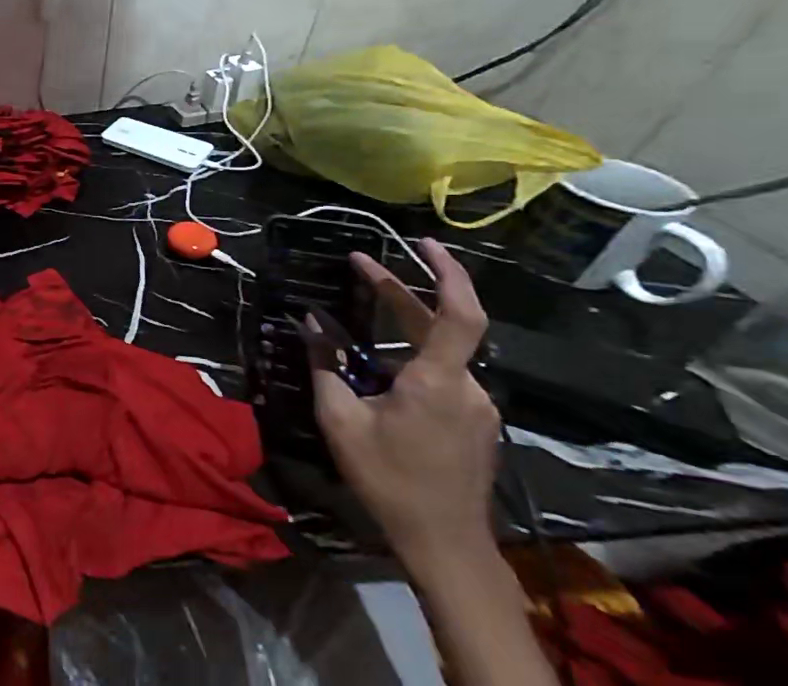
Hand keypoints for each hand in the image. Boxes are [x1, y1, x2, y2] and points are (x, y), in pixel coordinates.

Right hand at [308, 238, 501, 568]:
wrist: (445, 544)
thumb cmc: (389, 481)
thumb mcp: (341, 422)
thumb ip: (326, 368)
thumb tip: (310, 325)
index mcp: (437, 381)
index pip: (459, 313)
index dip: (448, 271)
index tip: (424, 242)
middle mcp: (466, 385)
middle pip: (438, 324)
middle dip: (397, 292)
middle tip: (359, 266)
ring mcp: (477, 405)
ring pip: (439, 353)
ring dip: (402, 331)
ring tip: (360, 328)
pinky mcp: (477, 422)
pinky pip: (444, 377)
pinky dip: (413, 361)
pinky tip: (383, 376)